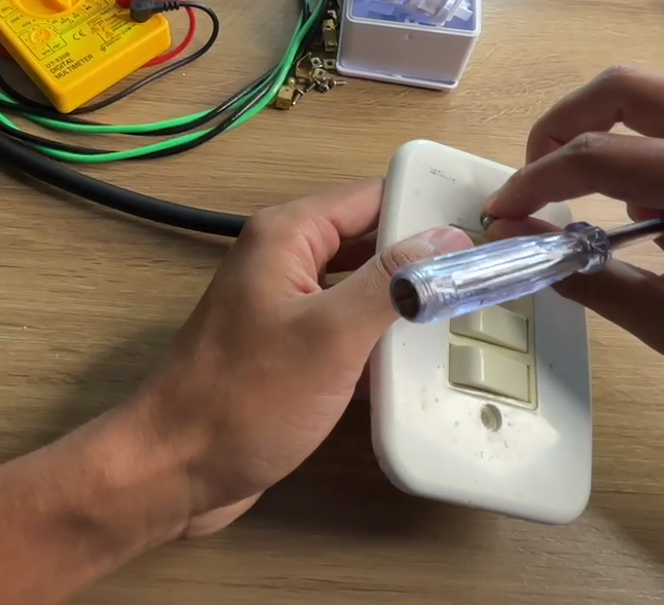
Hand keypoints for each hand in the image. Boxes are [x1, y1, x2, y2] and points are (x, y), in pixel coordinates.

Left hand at [130, 179, 470, 536]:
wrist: (178, 467)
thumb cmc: (248, 397)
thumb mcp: (331, 334)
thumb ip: (392, 282)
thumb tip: (447, 237)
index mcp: (287, 234)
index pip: (370, 196)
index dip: (425, 208)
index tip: (482, 230)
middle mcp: (283, 257)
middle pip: (367, 238)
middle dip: (420, 256)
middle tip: (485, 276)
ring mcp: (284, 302)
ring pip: (358, 285)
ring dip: (402, 300)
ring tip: (467, 314)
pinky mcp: (288, 345)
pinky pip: (345, 325)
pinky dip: (378, 337)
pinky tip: (419, 361)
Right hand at [483, 66, 663, 448]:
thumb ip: (583, 272)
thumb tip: (518, 239)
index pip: (602, 157)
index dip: (537, 179)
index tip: (503, 207)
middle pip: (629, 88)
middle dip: (565, 124)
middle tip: (538, 170)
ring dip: (616, 138)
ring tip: (609, 207)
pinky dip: (661, 152)